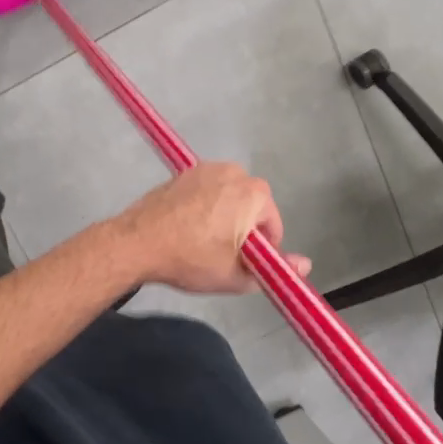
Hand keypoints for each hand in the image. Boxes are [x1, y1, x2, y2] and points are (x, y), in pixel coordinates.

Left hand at [112, 162, 310, 294]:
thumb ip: (274, 270)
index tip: (242, 266)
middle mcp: (234, 172)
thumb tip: (306, 265)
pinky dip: (202, 209)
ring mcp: (205, 168)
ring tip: (200, 245)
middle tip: (219, 257)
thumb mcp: (236, 275)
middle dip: (241, 232)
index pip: (272, 227)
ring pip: (227, 200)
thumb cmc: (191, 259)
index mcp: (255, 193)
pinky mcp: (182, 173)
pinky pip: (204, 194)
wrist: (136, 243)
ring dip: (222, 219)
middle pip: (250, 209)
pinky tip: (185, 230)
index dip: (262, 251)